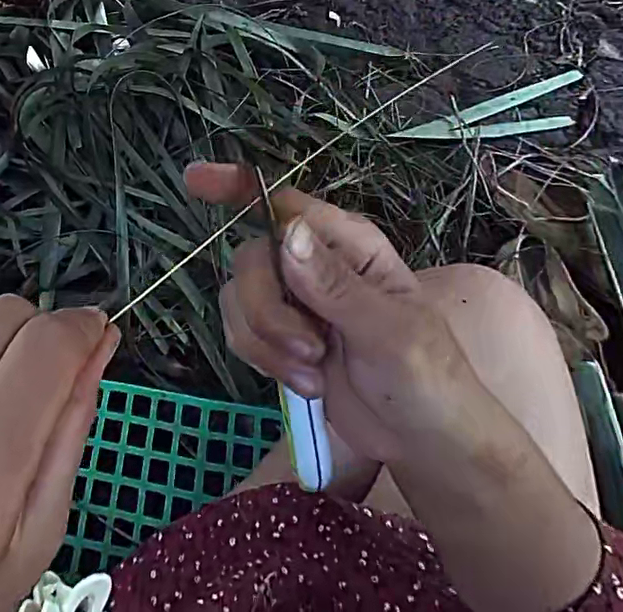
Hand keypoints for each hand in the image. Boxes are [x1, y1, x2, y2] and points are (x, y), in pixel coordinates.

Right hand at [188, 162, 602, 611]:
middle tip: (308, 349)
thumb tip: (286, 234)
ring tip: (313, 373)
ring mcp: (293, 299)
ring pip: (239, 297)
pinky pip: (240, 331)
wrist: (424, 443)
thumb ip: (334, 285)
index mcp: (347, 243)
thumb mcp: (390, 331)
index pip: (283, 203)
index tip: (194, 180)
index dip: (236, 186)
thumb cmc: (428, 377)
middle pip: (251, 258)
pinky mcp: (278, 336)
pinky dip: (262, 359)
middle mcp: (313, 261)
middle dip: (267, 309)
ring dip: (266, 341)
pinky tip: (305, 383)